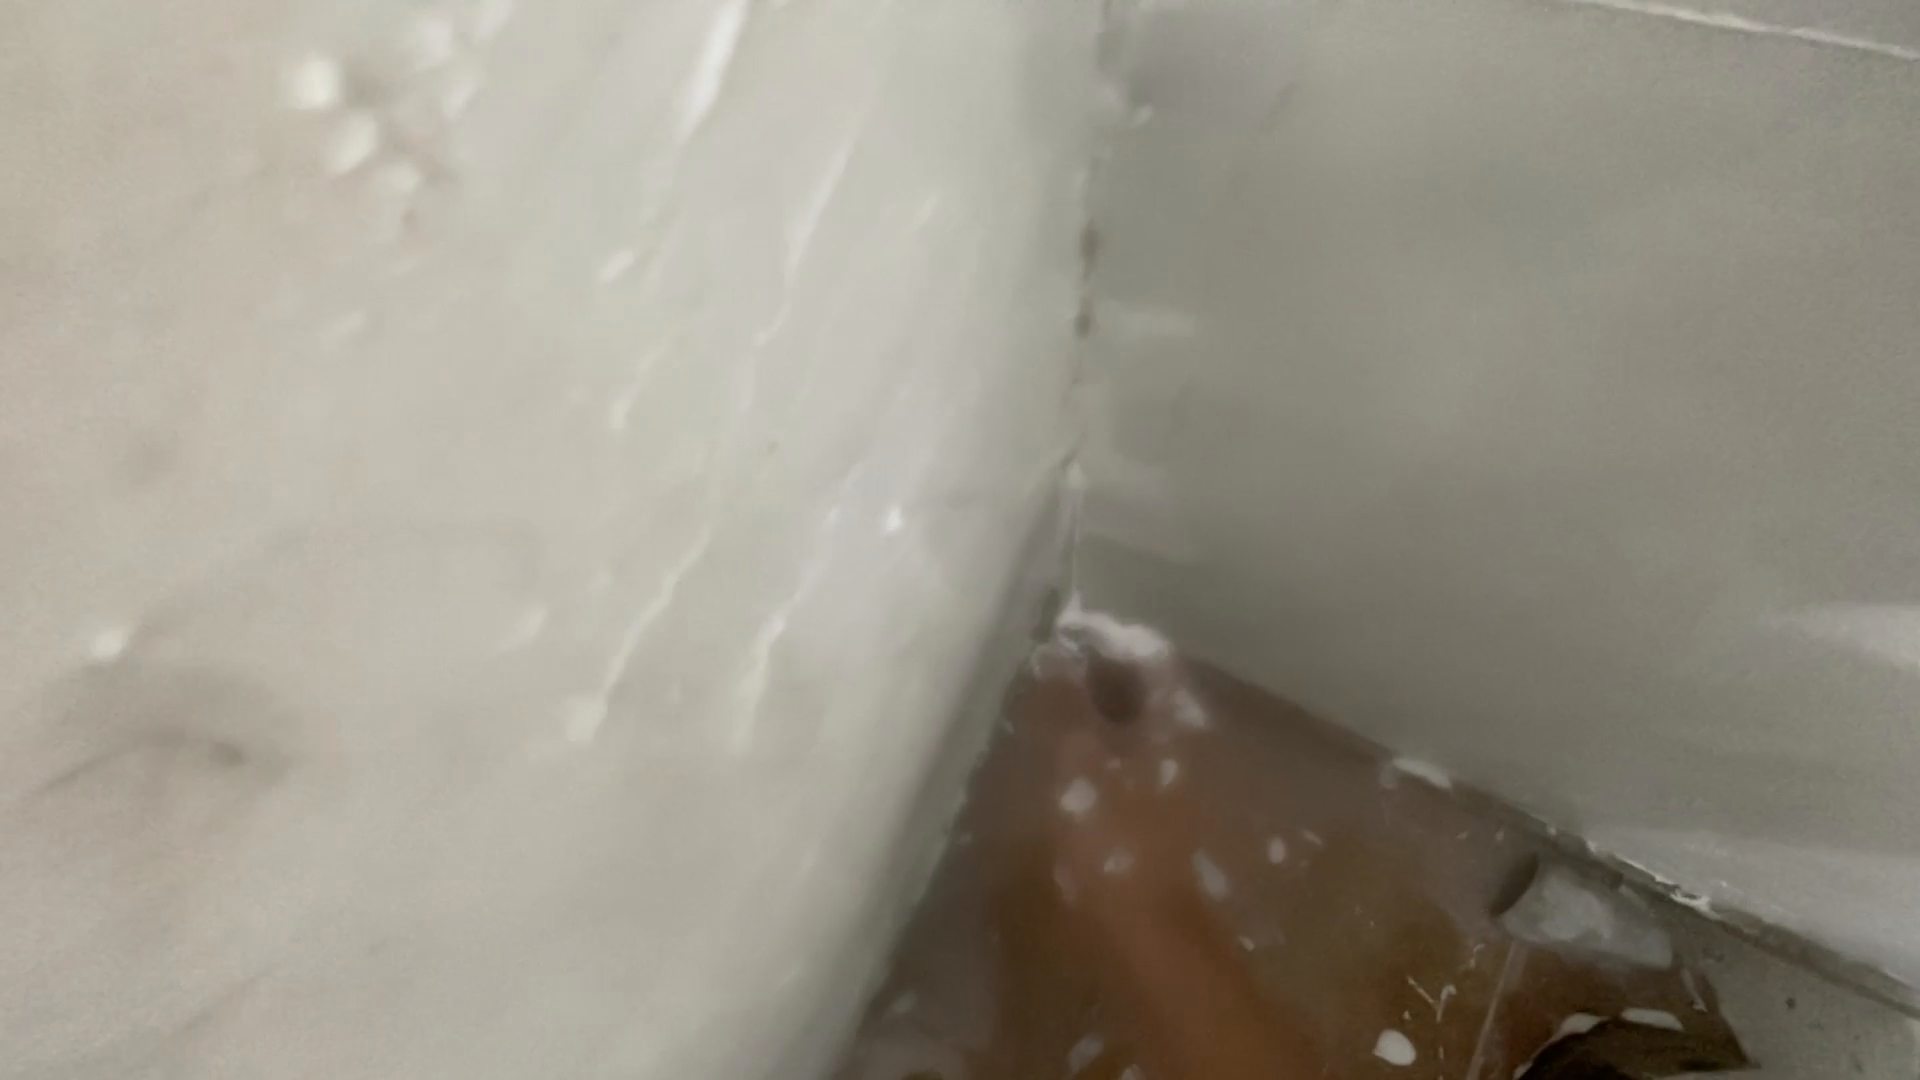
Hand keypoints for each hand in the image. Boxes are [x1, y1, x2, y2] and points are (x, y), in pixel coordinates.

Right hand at [1028, 643, 1211, 939]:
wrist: (1153, 932)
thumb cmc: (1116, 837)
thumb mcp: (1081, 760)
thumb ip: (1067, 702)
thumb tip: (1053, 650)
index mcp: (1175, 717)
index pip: (1146, 651)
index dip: (1102, 637)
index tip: (1057, 637)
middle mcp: (1187, 735)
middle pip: (1144, 683)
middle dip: (1096, 670)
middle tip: (1045, 671)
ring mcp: (1180, 770)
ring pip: (1136, 718)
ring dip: (1096, 705)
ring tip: (1047, 706)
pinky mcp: (1164, 801)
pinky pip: (1132, 750)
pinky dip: (1102, 739)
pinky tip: (1069, 752)